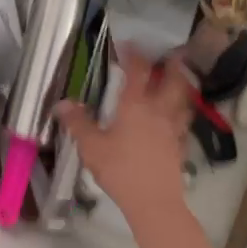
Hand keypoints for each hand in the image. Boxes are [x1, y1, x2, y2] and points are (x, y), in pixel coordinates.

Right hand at [54, 52, 192, 222]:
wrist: (154, 203)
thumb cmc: (120, 170)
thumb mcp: (91, 147)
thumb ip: (78, 123)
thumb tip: (62, 103)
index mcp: (135, 105)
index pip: (137, 71)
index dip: (134, 54)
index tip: (129, 44)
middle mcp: (157, 111)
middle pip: (172, 81)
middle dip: (172, 66)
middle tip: (171, 56)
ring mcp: (172, 129)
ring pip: (183, 101)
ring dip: (183, 87)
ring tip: (181, 82)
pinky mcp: (180, 147)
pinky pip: (184, 123)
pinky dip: (183, 114)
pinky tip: (177, 119)